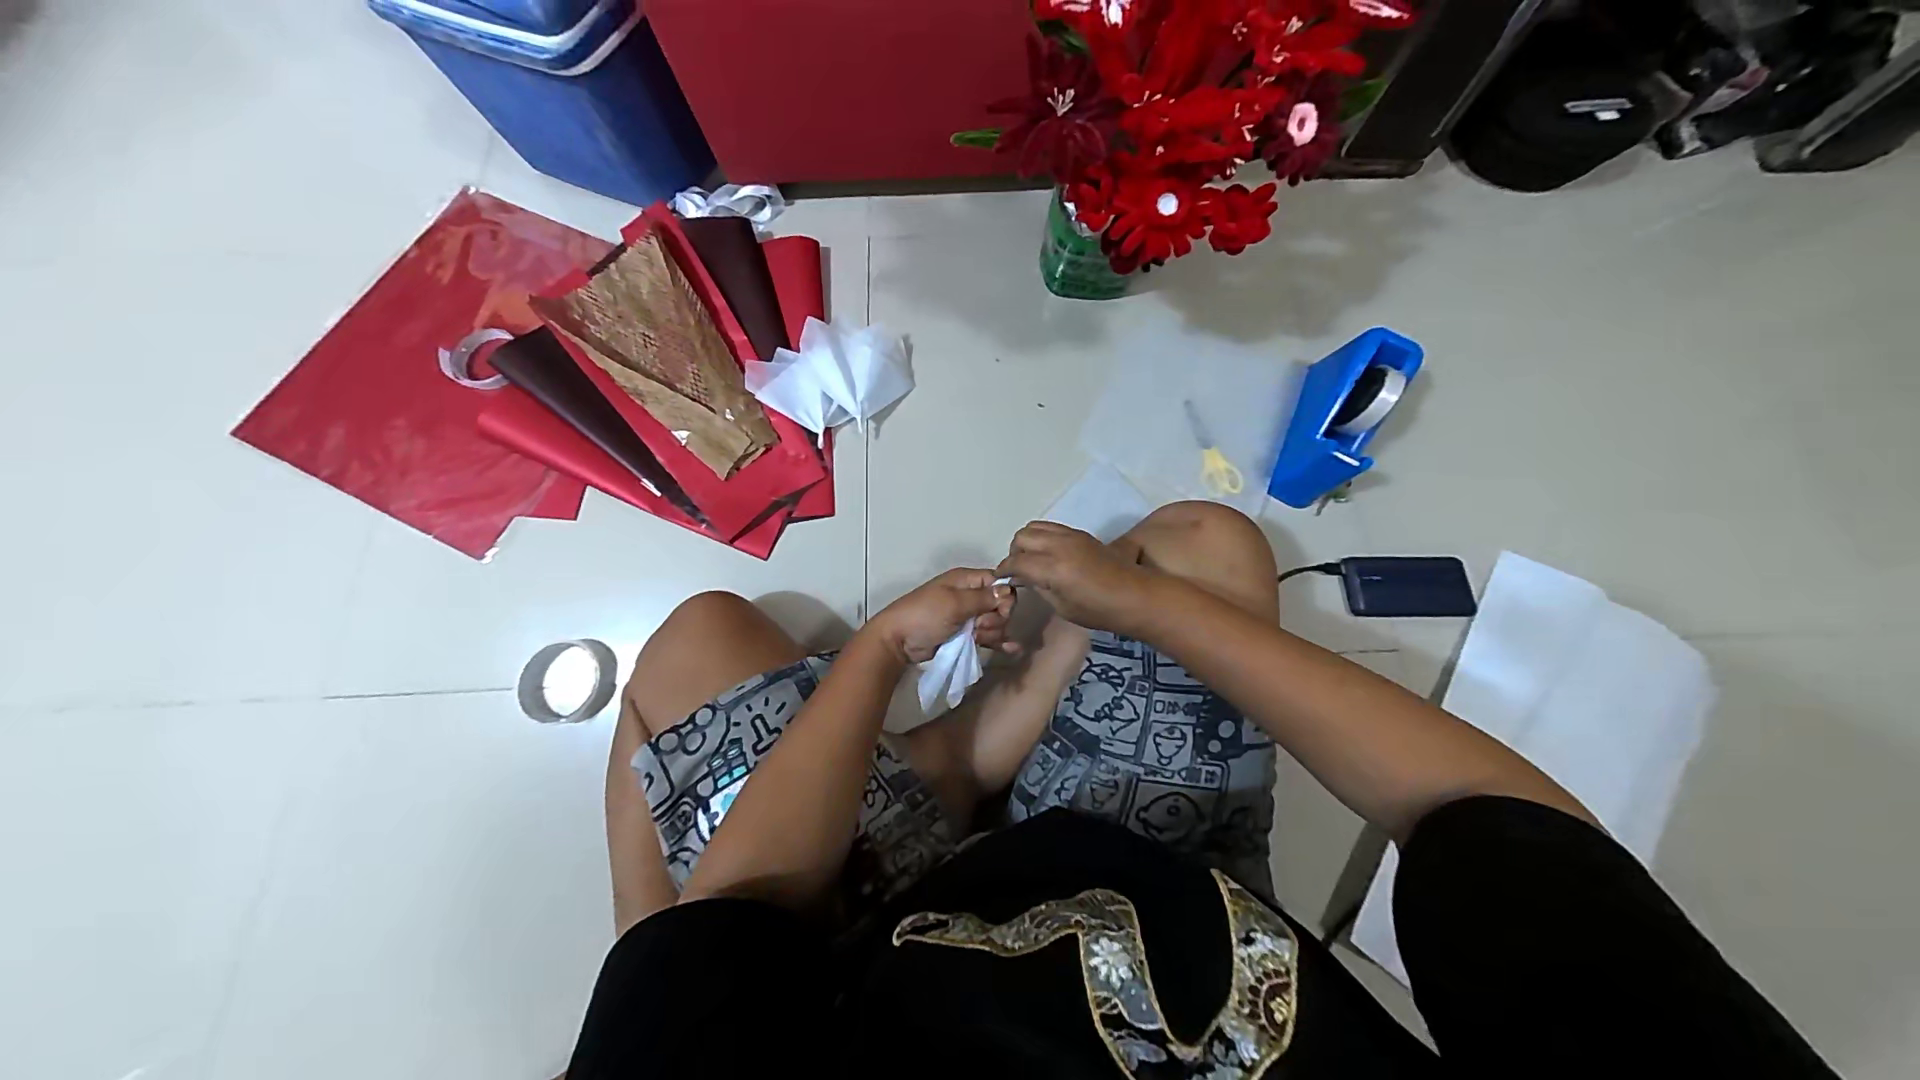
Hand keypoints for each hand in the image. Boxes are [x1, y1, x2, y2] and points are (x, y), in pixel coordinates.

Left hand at [867, 569, 1016, 663]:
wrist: (899, 641)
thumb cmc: (925, 615)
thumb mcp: (954, 603)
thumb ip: (983, 598)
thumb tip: (1008, 591)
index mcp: (966, 580)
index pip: (998, 583)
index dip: (1004, 597)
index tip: (1001, 611)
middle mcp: (970, 596)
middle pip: (999, 605)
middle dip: (995, 618)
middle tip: (978, 625)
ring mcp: (968, 617)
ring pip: (995, 622)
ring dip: (993, 632)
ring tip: (976, 638)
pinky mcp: (965, 635)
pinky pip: (988, 636)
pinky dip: (999, 642)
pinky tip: (1011, 650)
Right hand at [996, 522, 1156, 634]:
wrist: (1136, 596)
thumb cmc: (1099, 611)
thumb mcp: (1062, 607)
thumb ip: (1039, 587)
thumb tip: (1025, 578)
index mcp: (1054, 568)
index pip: (1016, 561)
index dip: (1004, 570)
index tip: (1000, 579)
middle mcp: (1060, 545)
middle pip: (1022, 537)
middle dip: (1014, 552)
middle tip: (1018, 570)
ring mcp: (1072, 536)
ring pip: (1035, 527)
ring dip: (1027, 542)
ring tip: (1032, 560)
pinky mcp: (1081, 534)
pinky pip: (1052, 528)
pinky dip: (1042, 537)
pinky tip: (1048, 555)